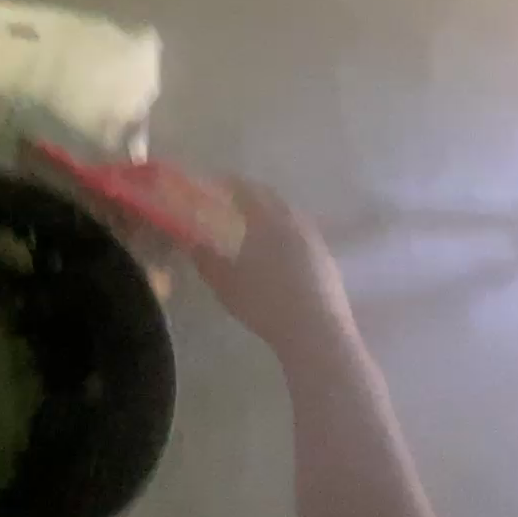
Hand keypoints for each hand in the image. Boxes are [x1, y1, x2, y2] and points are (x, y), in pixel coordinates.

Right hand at [188, 181, 356, 356]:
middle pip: (273, 198)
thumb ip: (204, 257)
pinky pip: (303, 234)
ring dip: (272, 212)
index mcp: (267, 221)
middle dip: (252, 194)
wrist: (316, 333)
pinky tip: (278, 249)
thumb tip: (190, 240)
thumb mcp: (223, 282)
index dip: (229, 183)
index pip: (247, 190)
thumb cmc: (264, 302)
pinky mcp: (327, 262)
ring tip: (255, 223)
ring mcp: (315, 242)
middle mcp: (294, 224)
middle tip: (232, 198)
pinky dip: (286, 231)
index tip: (213, 182)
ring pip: (291, 215)